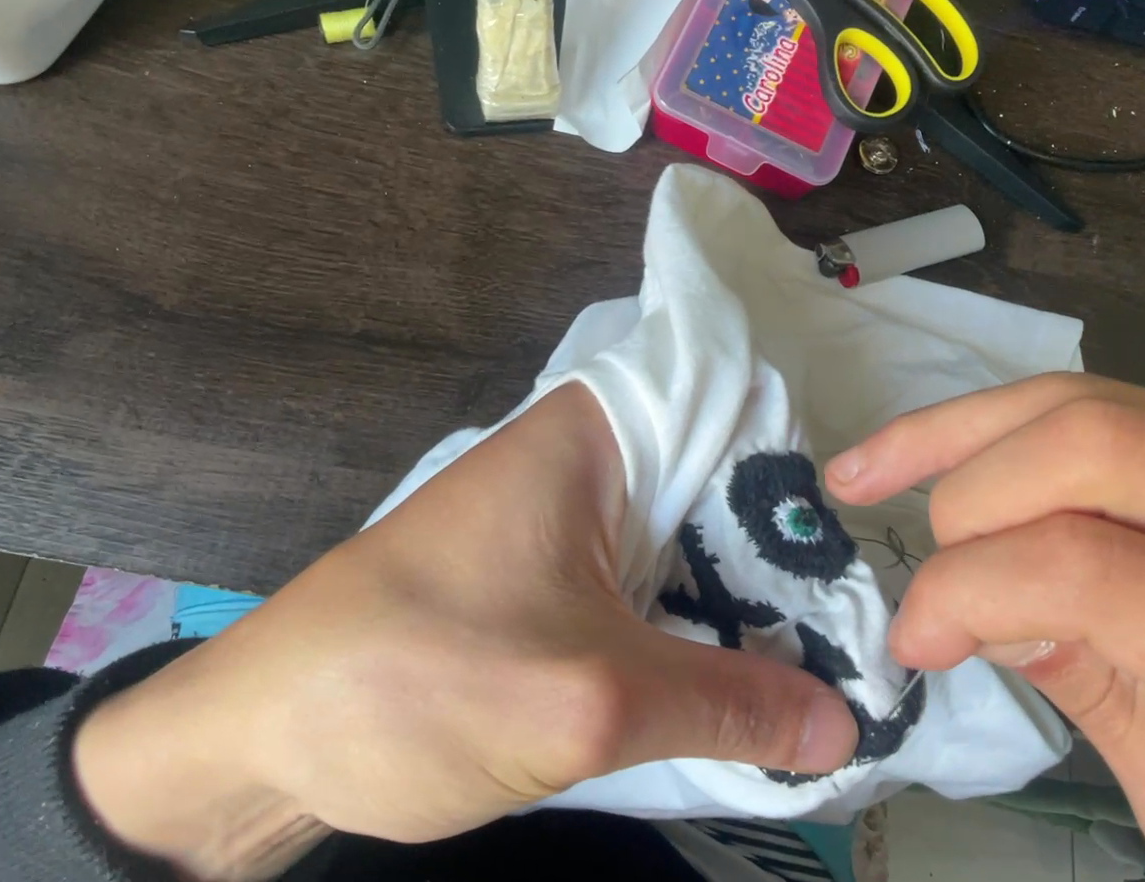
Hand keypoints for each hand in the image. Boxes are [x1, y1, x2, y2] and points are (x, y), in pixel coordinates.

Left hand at [73, 385, 858, 880]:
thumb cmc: (419, 679)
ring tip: (835, 662)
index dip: (805, 475)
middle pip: (717, 489)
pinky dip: (694, 633)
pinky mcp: (545, 582)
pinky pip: (646, 592)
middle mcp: (580, 460)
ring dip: (744, 606)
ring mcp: (561, 524)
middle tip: (875, 625)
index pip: (729, 409)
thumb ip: (726, 704)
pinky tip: (749, 684)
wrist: (268, 735)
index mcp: (590, 434)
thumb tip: (843, 723)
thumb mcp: (589, 698)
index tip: (876, 542)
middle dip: (787, 558)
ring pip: (685, 547)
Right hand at [826, 373, 1144, 881]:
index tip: (911, 641)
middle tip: (905, 544)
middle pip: (1104, 444)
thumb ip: (1103, 696)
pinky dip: (1022, 426)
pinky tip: (960, 453)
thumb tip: (971, 595)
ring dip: (967, 430)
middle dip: (967, 492)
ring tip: (875, 466)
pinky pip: (1132, 405)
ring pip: (1104, 398)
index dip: (970, 589)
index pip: (1106, 575)